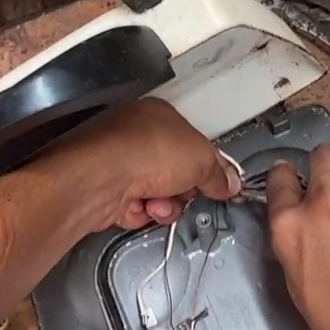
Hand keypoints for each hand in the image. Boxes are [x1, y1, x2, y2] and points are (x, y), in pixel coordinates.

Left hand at [32, 98, 239, 233]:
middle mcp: (137, 137)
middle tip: (185, 189)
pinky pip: (138, 210)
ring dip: (164, 205)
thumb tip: (229, 183)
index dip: (208, 165)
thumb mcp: (201, 159)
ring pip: (159, 195)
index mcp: (160, 116)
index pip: (193, 142)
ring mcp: (121, 164)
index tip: (219, 182)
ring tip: (157, 200)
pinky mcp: (109, 191)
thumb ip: (219, 173)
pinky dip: (142, 213)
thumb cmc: (143, 152)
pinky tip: (138, 207)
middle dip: (183, 188)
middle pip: (176, 172)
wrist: (100, 178)